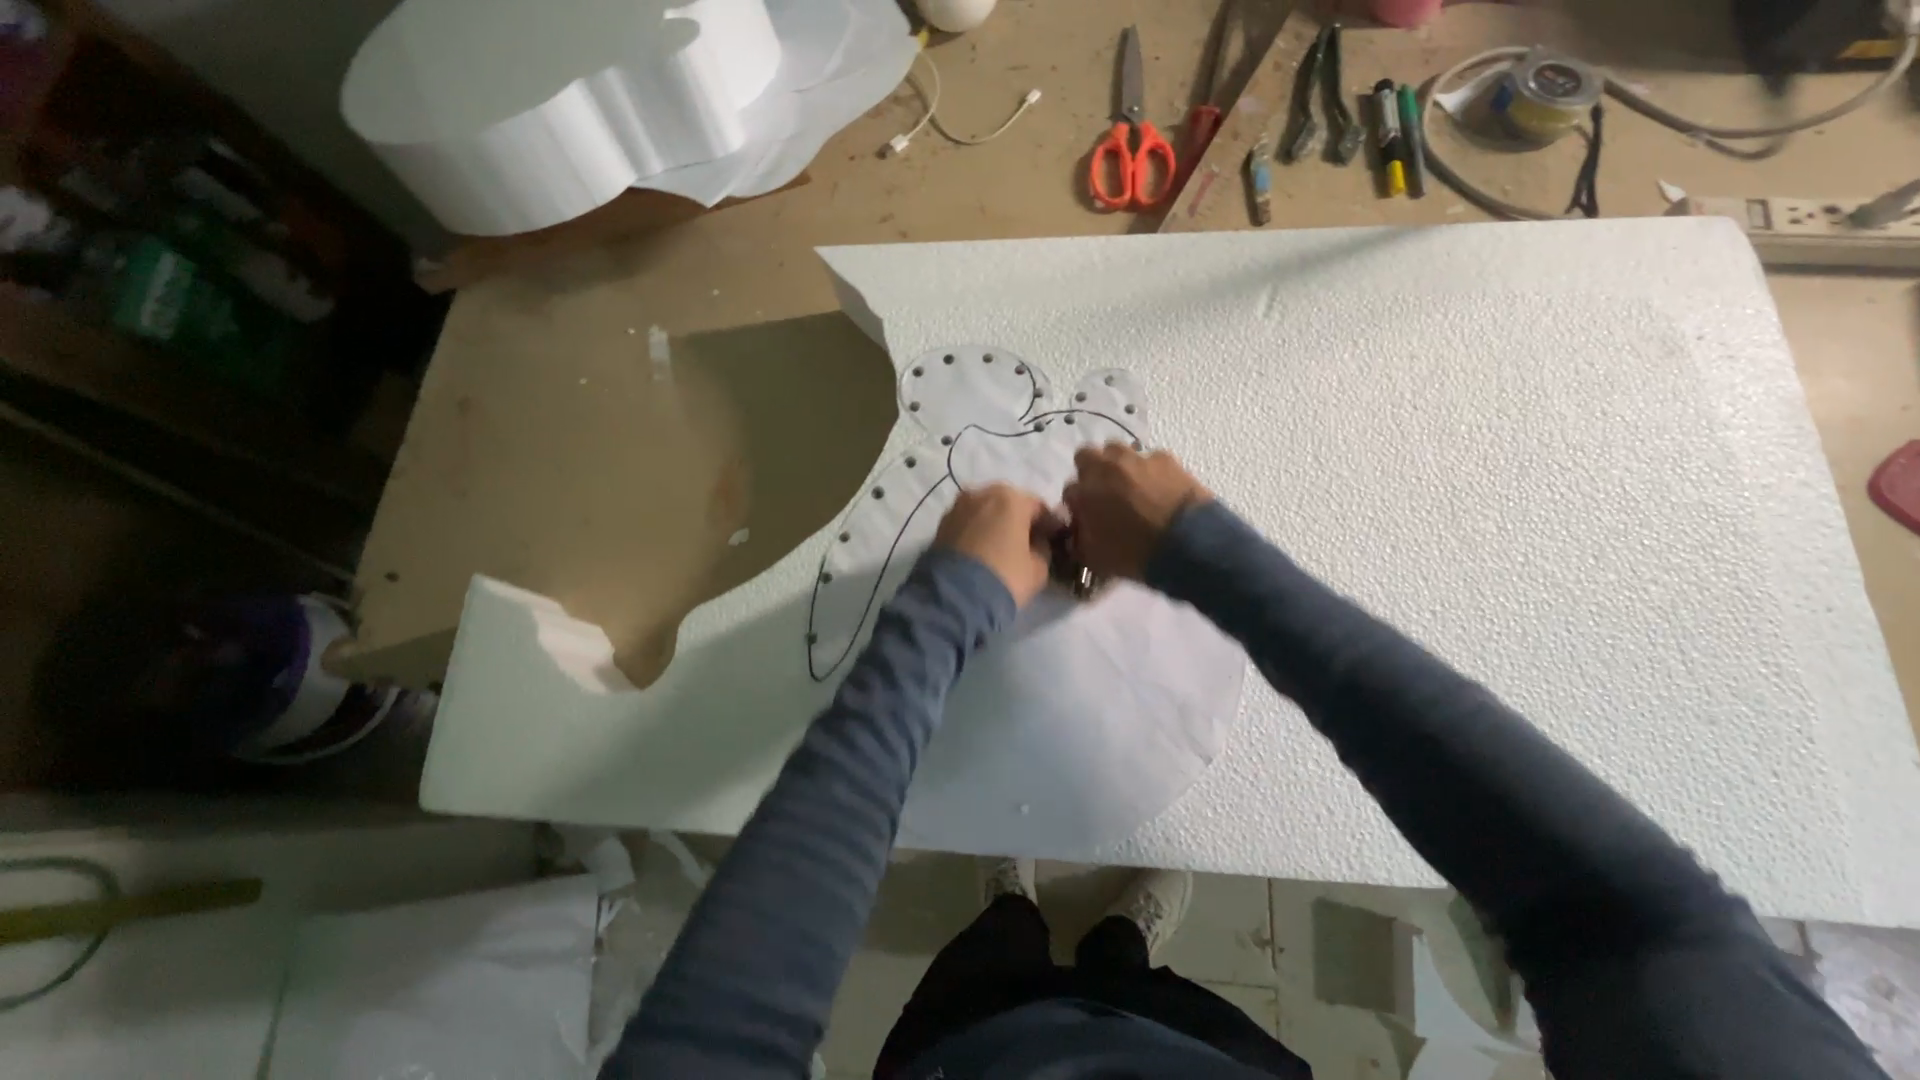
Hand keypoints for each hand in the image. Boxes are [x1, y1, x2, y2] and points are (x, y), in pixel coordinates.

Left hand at [933, 484, 1057, 606]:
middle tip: (1027, 543)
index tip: (1055, 539)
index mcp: (1012, 498)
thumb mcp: (1038, 569)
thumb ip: (1043, 549)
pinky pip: (969, 522)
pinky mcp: (942, 523)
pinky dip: (978, 531)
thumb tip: (1037, 543)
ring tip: (1002, 547)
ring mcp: (959, 506)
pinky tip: (982, 550)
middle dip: (1020, 520)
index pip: (1040, 507)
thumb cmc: (1004, 578)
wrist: (953, 597)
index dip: (1050, 524)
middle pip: (1010, 504)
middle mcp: (983, 493)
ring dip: (996, 524)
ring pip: (986, 511)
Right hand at [1062, 443, 1211, 580]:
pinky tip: (1161, 489)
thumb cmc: (1136, 556)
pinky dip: (1150, 471)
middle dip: (1092, 471)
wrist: (1190, 545)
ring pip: (1117, 451)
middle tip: (1105, 492)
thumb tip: (1077, 533)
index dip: (1078, 504)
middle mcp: (1104, 468)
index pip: (1069, 491)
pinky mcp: (1165, 458)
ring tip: (1133, 486)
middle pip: (1086, 456)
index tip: (1088, 516)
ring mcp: (1136, 459)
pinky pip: (1150, 459)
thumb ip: (1079, 541)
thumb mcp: (1095, 559)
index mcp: (1083, 493)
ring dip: (1119, 465)